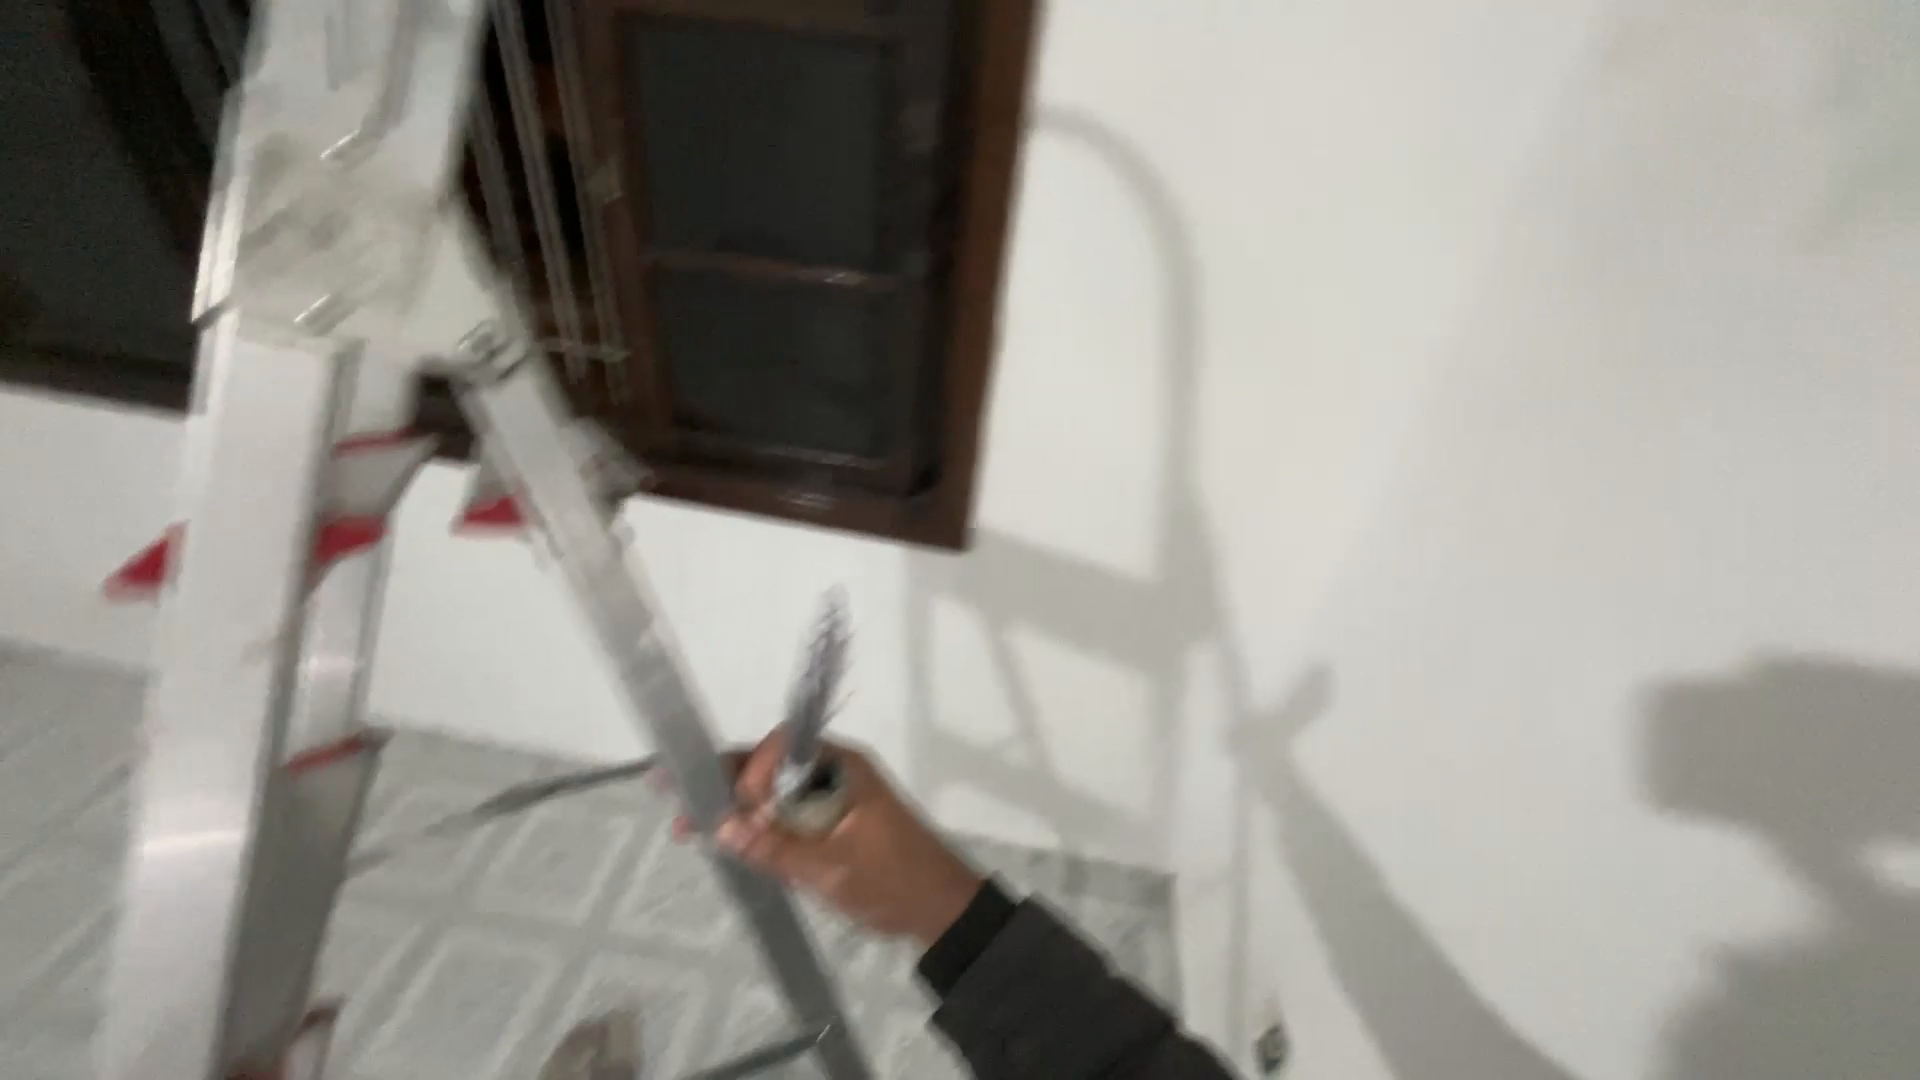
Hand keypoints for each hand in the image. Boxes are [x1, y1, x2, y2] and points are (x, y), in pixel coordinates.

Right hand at [672, 733, 982, 946]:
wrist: (941, 908)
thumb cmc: (893, 880)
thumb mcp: (831, 869)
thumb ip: (776, 848)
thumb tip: (720, 826)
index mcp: (841, 766)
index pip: (783, 746)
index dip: (752, 768)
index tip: (736, 806)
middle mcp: (833, 772)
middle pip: (771, 767)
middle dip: (727, 786)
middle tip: (681, 812)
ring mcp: (832, 797)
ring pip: (774, 792)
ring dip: (737, 809)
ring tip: (691, 830)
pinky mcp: (830, 823)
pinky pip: (786, 814)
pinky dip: (759, 826)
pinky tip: (729, 842)